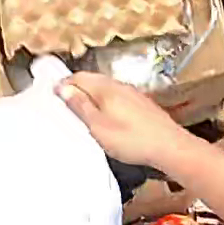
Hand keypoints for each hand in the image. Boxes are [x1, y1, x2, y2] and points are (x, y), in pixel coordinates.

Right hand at [57, 72, 204, 171]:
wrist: (170, 147)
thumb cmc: (133, 140)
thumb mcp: (98, 127)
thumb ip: (80, 106)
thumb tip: (63, 88)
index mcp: (105, 88)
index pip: (77, 76)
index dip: (63, 85)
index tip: (53, 97)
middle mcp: (120, 85)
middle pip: (92, 80)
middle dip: (77, 89)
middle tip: (65, 105)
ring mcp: (133, 94)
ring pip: (106, 89)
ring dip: (92, 96)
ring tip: (83, 113)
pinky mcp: (142, 105)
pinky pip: (118, 98)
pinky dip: (107, 103)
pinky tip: (107, 118)